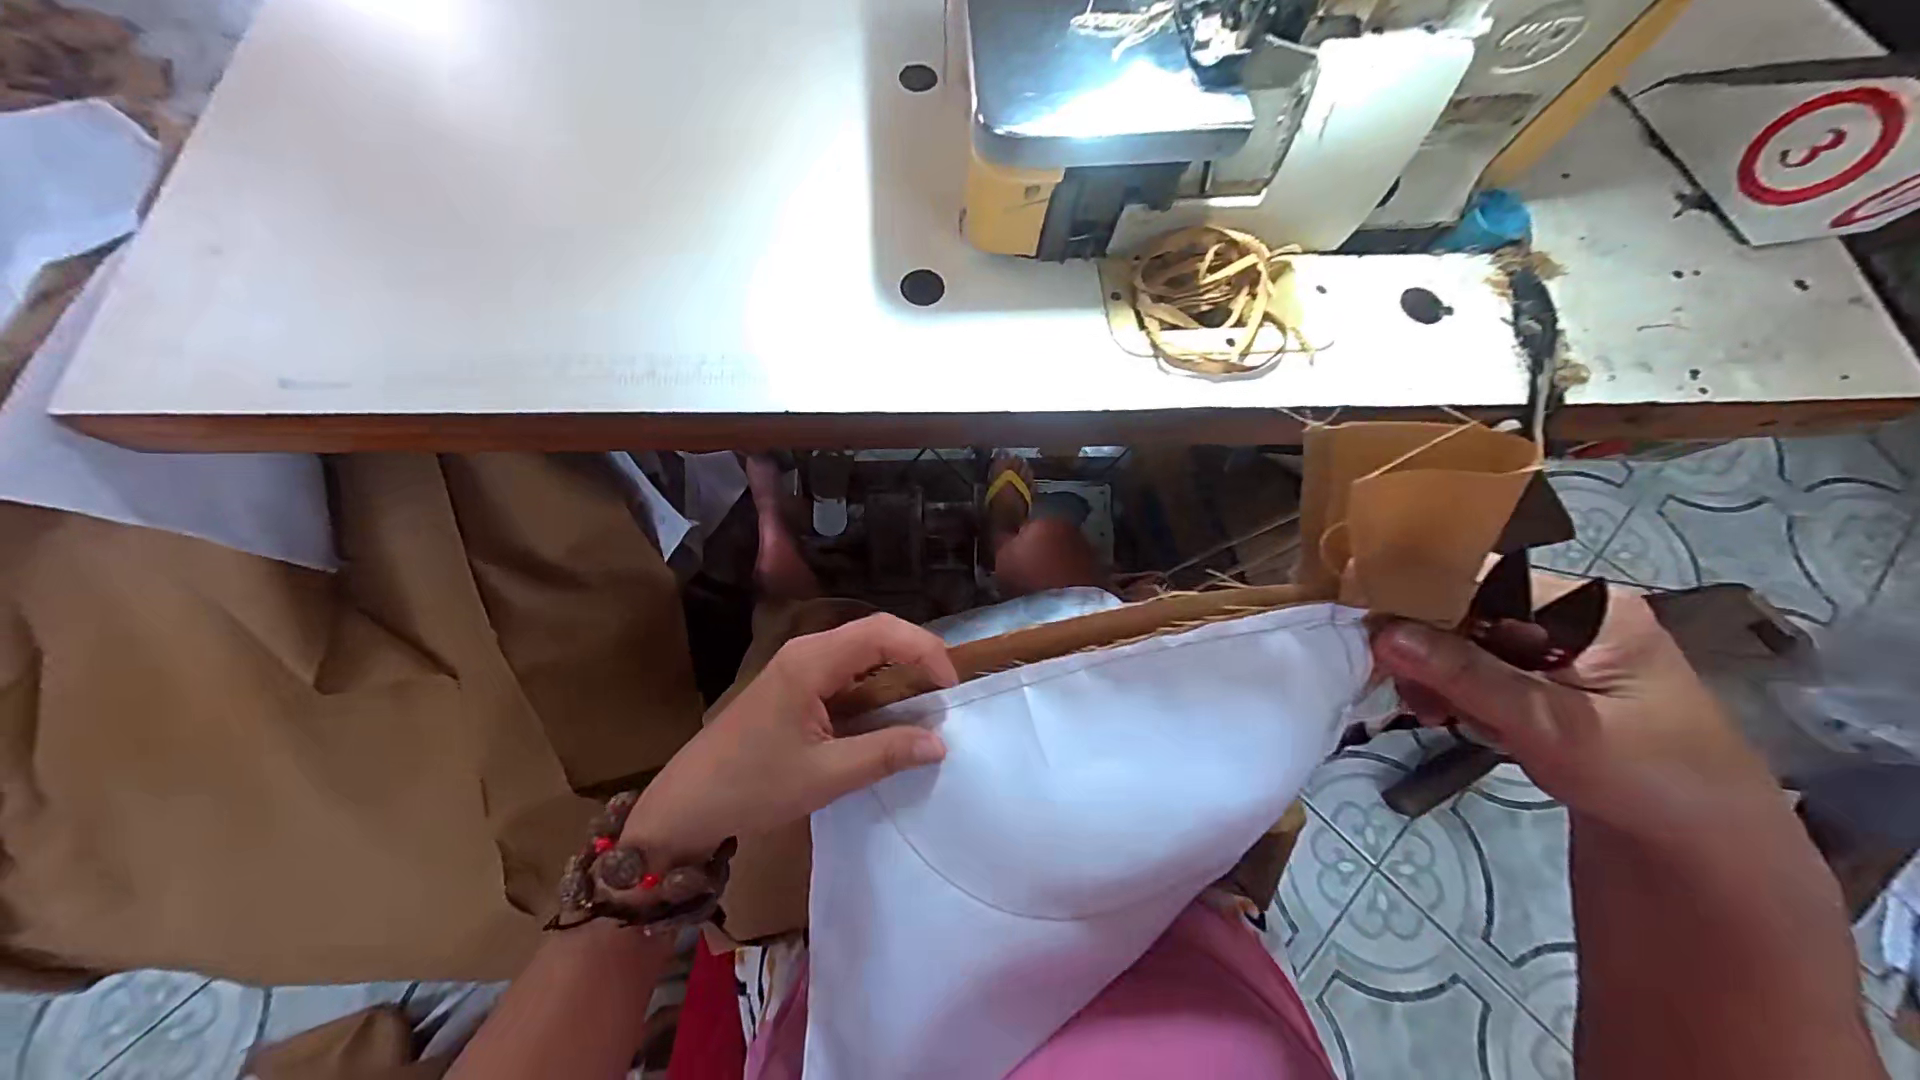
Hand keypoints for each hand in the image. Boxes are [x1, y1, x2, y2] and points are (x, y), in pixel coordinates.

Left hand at [623, 614, 957, 864]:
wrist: (687, 804)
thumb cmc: (752, 787)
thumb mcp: (825, 776)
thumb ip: (885, 753)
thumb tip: (939, 743)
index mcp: (812, 662)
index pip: (882, 632)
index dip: (924, 650)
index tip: (950, 687)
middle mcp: (806, 651)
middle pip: (874, 632)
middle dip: (916, 653)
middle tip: (945, 691)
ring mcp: (797, 665)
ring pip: (861, 648)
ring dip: (897, 666)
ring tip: (927, 698)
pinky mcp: (793, 683)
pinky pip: (846, 668)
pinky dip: (875, 681)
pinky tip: (888, 708)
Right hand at [1371, 588, 1780, 841]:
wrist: (1705, 852)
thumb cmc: (1648, 781)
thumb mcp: (1553, 727)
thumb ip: (1466, 676)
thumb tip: (1381, 632)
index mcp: (1587, 607)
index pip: (1483, 579)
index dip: (1421, 595)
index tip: (1373, 629)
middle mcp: (1566, 615)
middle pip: (1465, 609)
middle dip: (1425, 648)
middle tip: (1409, 692)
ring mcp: (1552, 649)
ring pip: (1460, 641)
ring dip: (1433, 674)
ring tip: (1430, 714)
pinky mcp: (1537, 680)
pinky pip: (1472, 668)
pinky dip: (1450, 691)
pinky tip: (1448, 717)